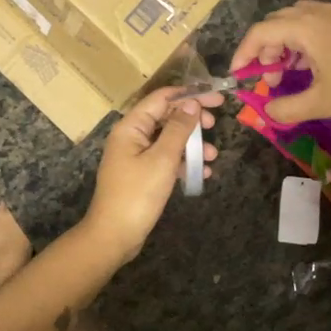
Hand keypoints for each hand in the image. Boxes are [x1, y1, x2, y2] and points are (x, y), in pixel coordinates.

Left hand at [80, 86, 220, 261]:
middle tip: (214, 124)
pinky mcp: (142, 174)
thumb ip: (178, 129)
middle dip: (192, 120)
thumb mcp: (162, 159)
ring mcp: (136, 156)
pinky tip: (202, 173)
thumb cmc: (137, 194)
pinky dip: (183, 162)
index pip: (162, 98)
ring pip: (168, 140)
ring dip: (192, 144)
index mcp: (131, 127)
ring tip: (212, 156)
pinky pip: (166, 159)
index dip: (190, 95)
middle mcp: (132, 136)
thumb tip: (192, 103)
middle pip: (166, 117)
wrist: (114, 236)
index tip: (216, 98)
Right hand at [230, 0, 330, 125]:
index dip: (244, 54)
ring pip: (297, 21)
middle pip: (277, 22)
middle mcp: (319, 12)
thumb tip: (267, 111)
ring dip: (285, 45)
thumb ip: (287, 108)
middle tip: (268, 79)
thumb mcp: (321, 103)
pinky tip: (314, 66)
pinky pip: (316, 23)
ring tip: (290, 73)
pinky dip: (304, 41)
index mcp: (306, 27)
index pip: (261, 32)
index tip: (238, 76)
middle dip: (265, 50)